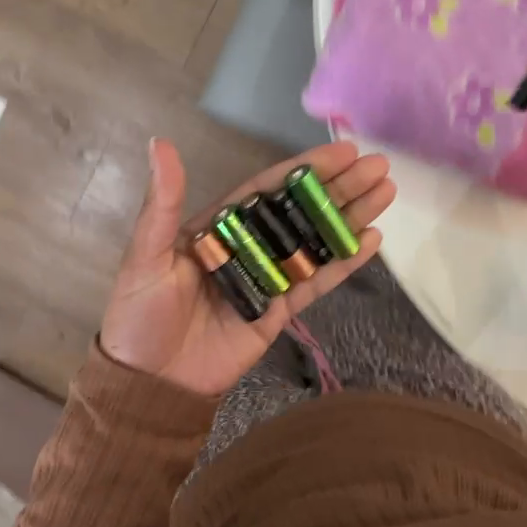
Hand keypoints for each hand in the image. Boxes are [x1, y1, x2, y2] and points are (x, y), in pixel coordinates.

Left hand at [100, 139, 394, 395]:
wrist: (150, 383)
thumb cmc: (139, 316)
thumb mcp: (146, 256)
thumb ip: (162, 203)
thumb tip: (161, 143)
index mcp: (216, 228)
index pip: (267, 191)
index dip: (304, 170)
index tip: (342, 151)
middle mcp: (246, 248)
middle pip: (299, 212)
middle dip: (338, 189)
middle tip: (379, 165)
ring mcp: (265, 280)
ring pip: (315, 244)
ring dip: (349, 219)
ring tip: (386, 192)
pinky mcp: (277, 313)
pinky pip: (316, 284)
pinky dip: (343, 264)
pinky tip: (371, 240)